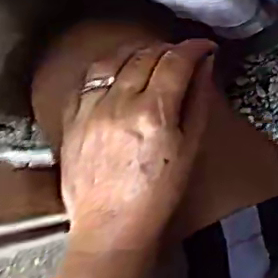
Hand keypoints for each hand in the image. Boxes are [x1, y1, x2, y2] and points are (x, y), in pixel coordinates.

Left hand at [58, 40, 214, 256]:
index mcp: (153, 113)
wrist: (110, 229)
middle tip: (184, 55)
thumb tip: (205, 63)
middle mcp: (118, 106)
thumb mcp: (191, 145)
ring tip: (152, 58)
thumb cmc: (159, 192)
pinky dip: (108, 69)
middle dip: (170, 48)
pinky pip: (87, 80)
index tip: (205, 47)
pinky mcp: (71, 122)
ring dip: (137, 52)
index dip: (195, 47)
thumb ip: (199, 98)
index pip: (176, 60)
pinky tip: (120, 74)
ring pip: (114, 60)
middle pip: (146, 55)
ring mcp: (90, 112)